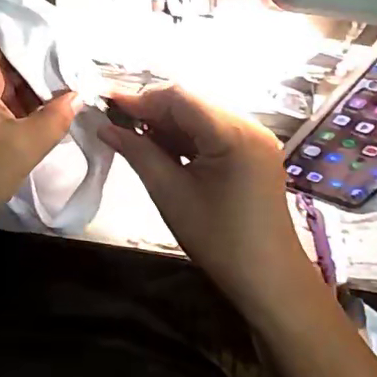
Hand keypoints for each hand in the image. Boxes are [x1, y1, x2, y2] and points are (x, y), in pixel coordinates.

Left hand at [0, 21, 79, 249]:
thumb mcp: (27, 144)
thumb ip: (57, 115)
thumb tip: (79, 94)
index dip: (17, 21)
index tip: (49, 25)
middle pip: (4, 48)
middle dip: (37, 50)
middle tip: (72, 53)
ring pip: (8, 72)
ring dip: (34, 75)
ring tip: (69, 75)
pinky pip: (6, 92)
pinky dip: (27, 94)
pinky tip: (53, 100)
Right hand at [96, 86, 315, 312]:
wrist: (269, 279)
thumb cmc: (219, 240)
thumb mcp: (171, 194)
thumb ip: (138, 153)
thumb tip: (106, 128)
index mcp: (233, 133)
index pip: (179, 97)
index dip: (140, 98)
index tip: (107, 105)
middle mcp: (249, 125)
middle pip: (191, 102)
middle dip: (152, 110)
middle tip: (117, 123)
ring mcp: (255, 137)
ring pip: (201, 114)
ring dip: (167, 122)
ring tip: (134, 136)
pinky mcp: (254, 150)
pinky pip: (213, 130)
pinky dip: (186, 135)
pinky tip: (162, 148)